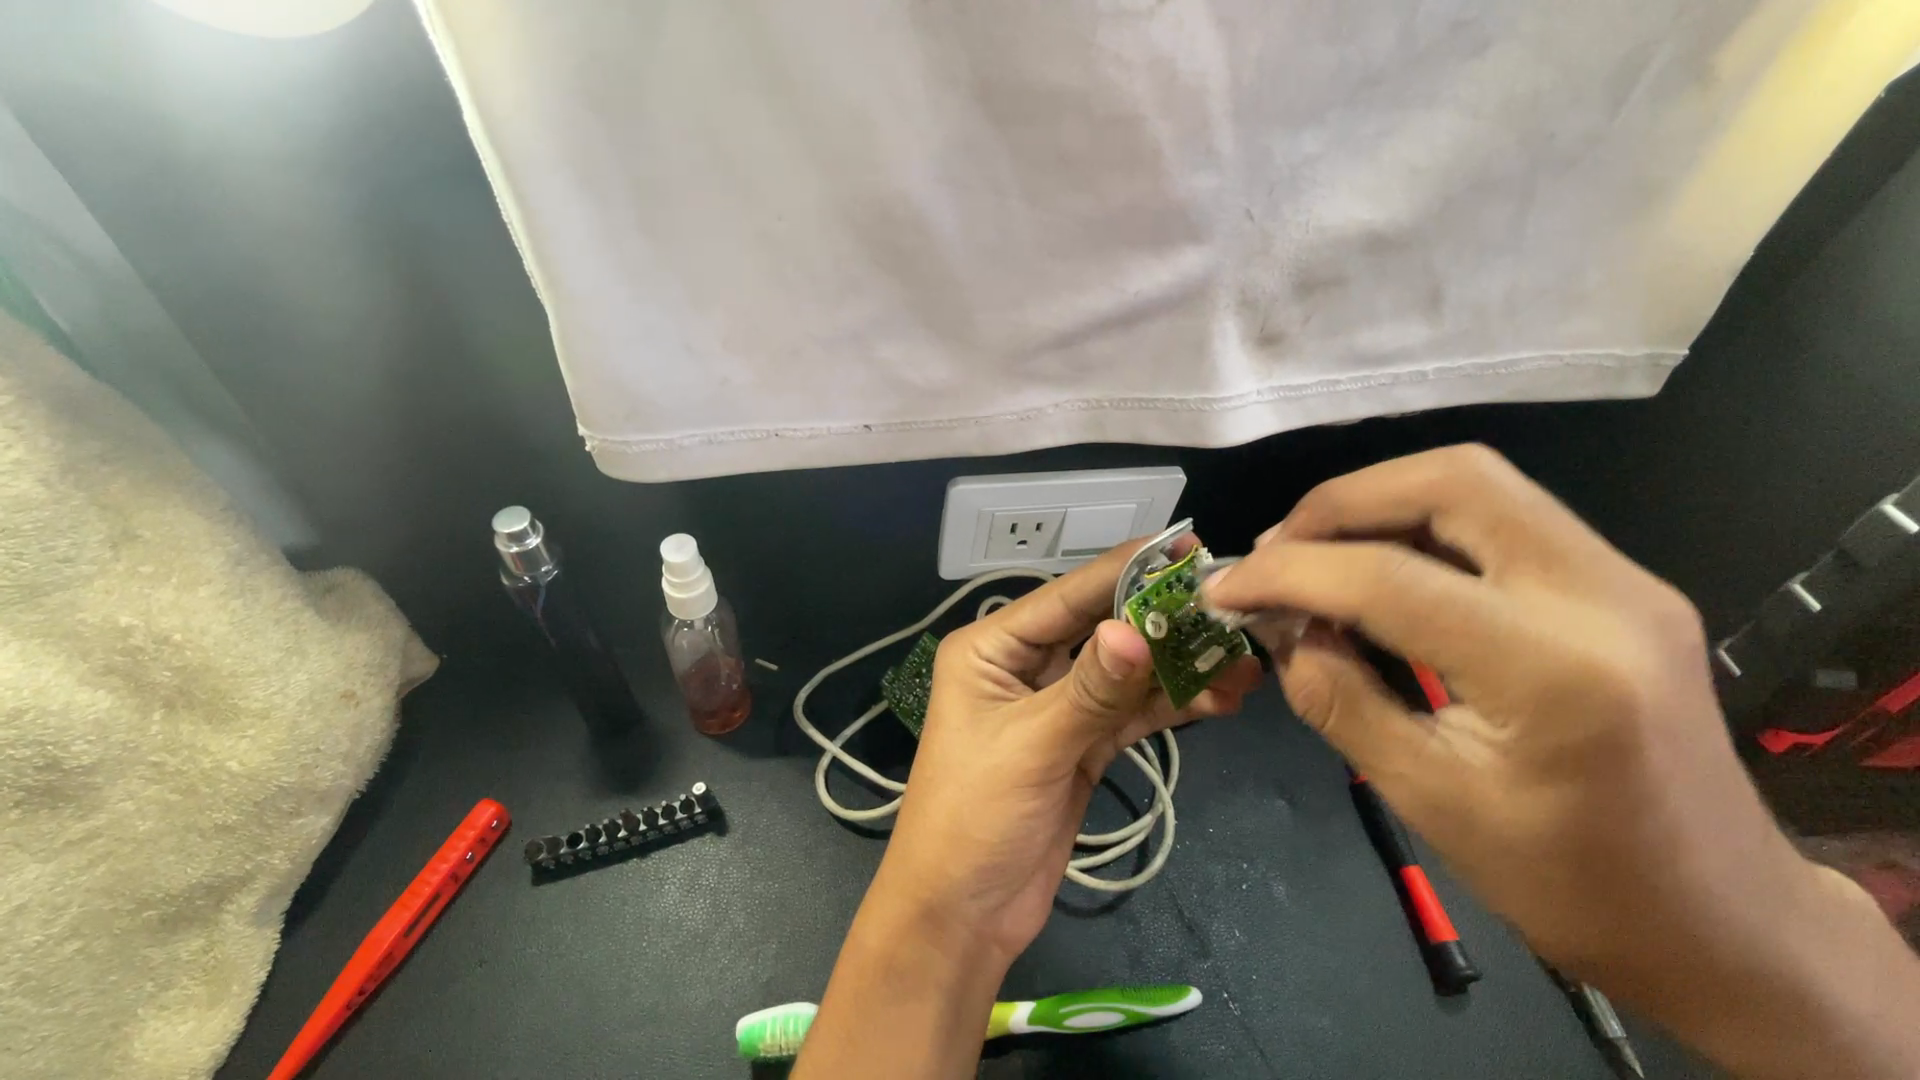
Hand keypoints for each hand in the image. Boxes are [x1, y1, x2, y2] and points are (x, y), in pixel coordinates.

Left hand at [879, 535, 1258, 967]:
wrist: (962, 913)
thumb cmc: (974, 818)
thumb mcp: (1031, 746)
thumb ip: (1090, 689)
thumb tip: (1135, 630)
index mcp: (990, 648)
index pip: (1065, 597)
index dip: (1125, 572)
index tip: (1187, 546)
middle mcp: (1022, 665)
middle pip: (1100, 629)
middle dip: (1161, 620)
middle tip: (1227, 604)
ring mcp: (1055, 706)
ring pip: (1124, 673)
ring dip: (1177, 666)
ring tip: (1241, 659)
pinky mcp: (1080, 744)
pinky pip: (1131, 713)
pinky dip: (1171, 705)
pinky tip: (1218, 698)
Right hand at [1202, 444, 1919, 1079]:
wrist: (1720, 920)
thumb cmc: (1565, 881)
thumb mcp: (1426, 800)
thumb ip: (1340, 698)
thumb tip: (1283, 629)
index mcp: (1552, 670)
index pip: (1388, 578)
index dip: (1288, 573)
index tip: (1224, 588)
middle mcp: (1601, 596)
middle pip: (1453, 481)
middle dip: (1340, 503)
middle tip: (1275, 551)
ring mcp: (1624, 580)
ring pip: (1482, 486)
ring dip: (1380, 504)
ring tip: (1315, 553)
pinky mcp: (1623, 585)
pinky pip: (1505, 519)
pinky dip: (1423, 525)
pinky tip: (1381, 569)